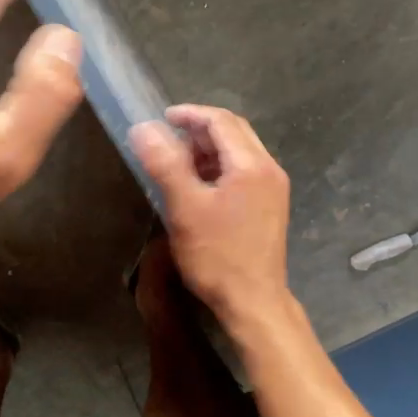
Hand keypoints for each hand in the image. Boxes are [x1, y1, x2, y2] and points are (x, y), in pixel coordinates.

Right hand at [129, 104, 294, 333]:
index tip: (162, 119)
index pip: (221, 121)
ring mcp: (273, 188)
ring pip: (240, 151)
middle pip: (234, 131)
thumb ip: (165, 164)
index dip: (190, 114)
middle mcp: (269, 169)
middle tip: (168, 137)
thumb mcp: (185, 208)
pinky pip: (244, 170)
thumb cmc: (217, 256)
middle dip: (200, 129)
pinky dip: (220, 166)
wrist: (253, 302)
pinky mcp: (271, 205)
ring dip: (209, 149)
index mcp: (252, 164)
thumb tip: (144, 128)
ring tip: (178, 161)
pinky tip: (199, 184)